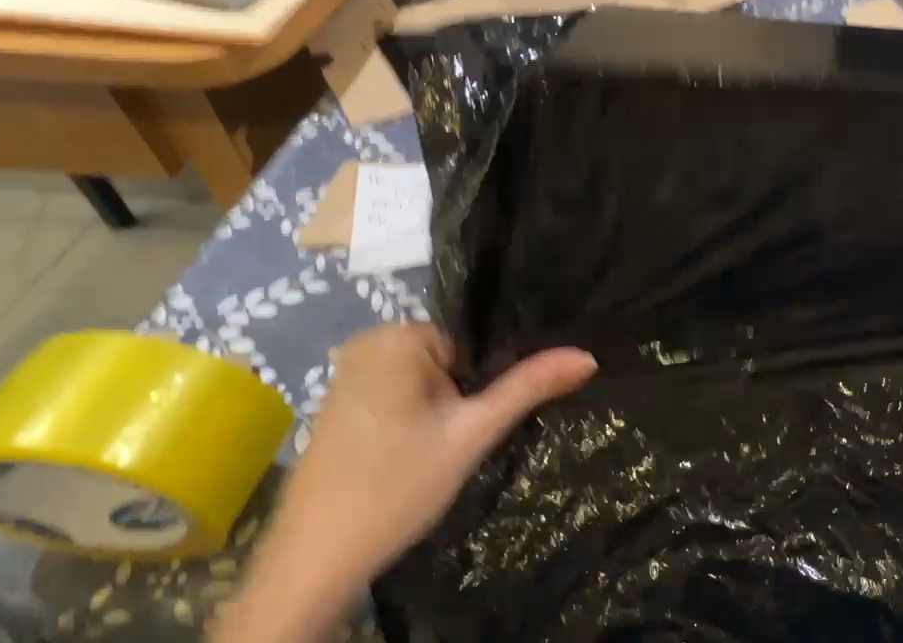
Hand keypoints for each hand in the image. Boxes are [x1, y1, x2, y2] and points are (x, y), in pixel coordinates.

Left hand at [265, 324, 596, 589]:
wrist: (312, 564)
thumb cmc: (395, 488)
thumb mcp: (473, 434)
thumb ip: (529, 387)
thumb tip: (589, 355)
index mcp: (395, 337)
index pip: (475, 339)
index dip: (490, 377)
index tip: (488, 413)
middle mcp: (366, 344)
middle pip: (451, 357)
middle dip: (468, 392)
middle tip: (468, 435)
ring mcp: (347, 376)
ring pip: (428, 379)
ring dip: (446, 408)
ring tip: (447, 446)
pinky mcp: (340, 407)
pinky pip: (401, 394)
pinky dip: (419, 417)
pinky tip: (417, 454)